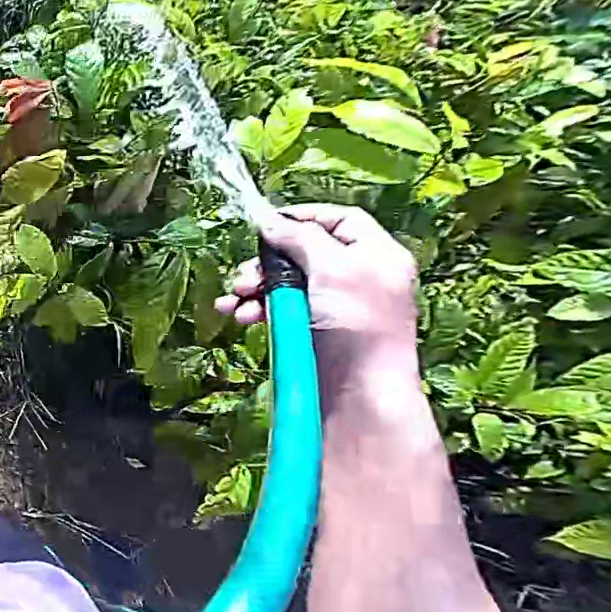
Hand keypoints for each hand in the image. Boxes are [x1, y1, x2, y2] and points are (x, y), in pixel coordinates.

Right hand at [214, 203, 418, 371]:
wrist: (358, 395)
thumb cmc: (356, 325)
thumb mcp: (332, 270)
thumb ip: (300, 238)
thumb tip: (268, 218)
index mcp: (374, 254)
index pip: (338, 219)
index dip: (303, 216)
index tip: (266, 223)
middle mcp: (354, 276)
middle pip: (301, 251)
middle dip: (266, 261)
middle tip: (245, 276)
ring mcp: (330, 305)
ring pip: (282, 282)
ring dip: (253, 286)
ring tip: (236, 299)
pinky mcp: (309, 329)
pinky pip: (276, 308)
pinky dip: (254, 308)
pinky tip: (237, 315)